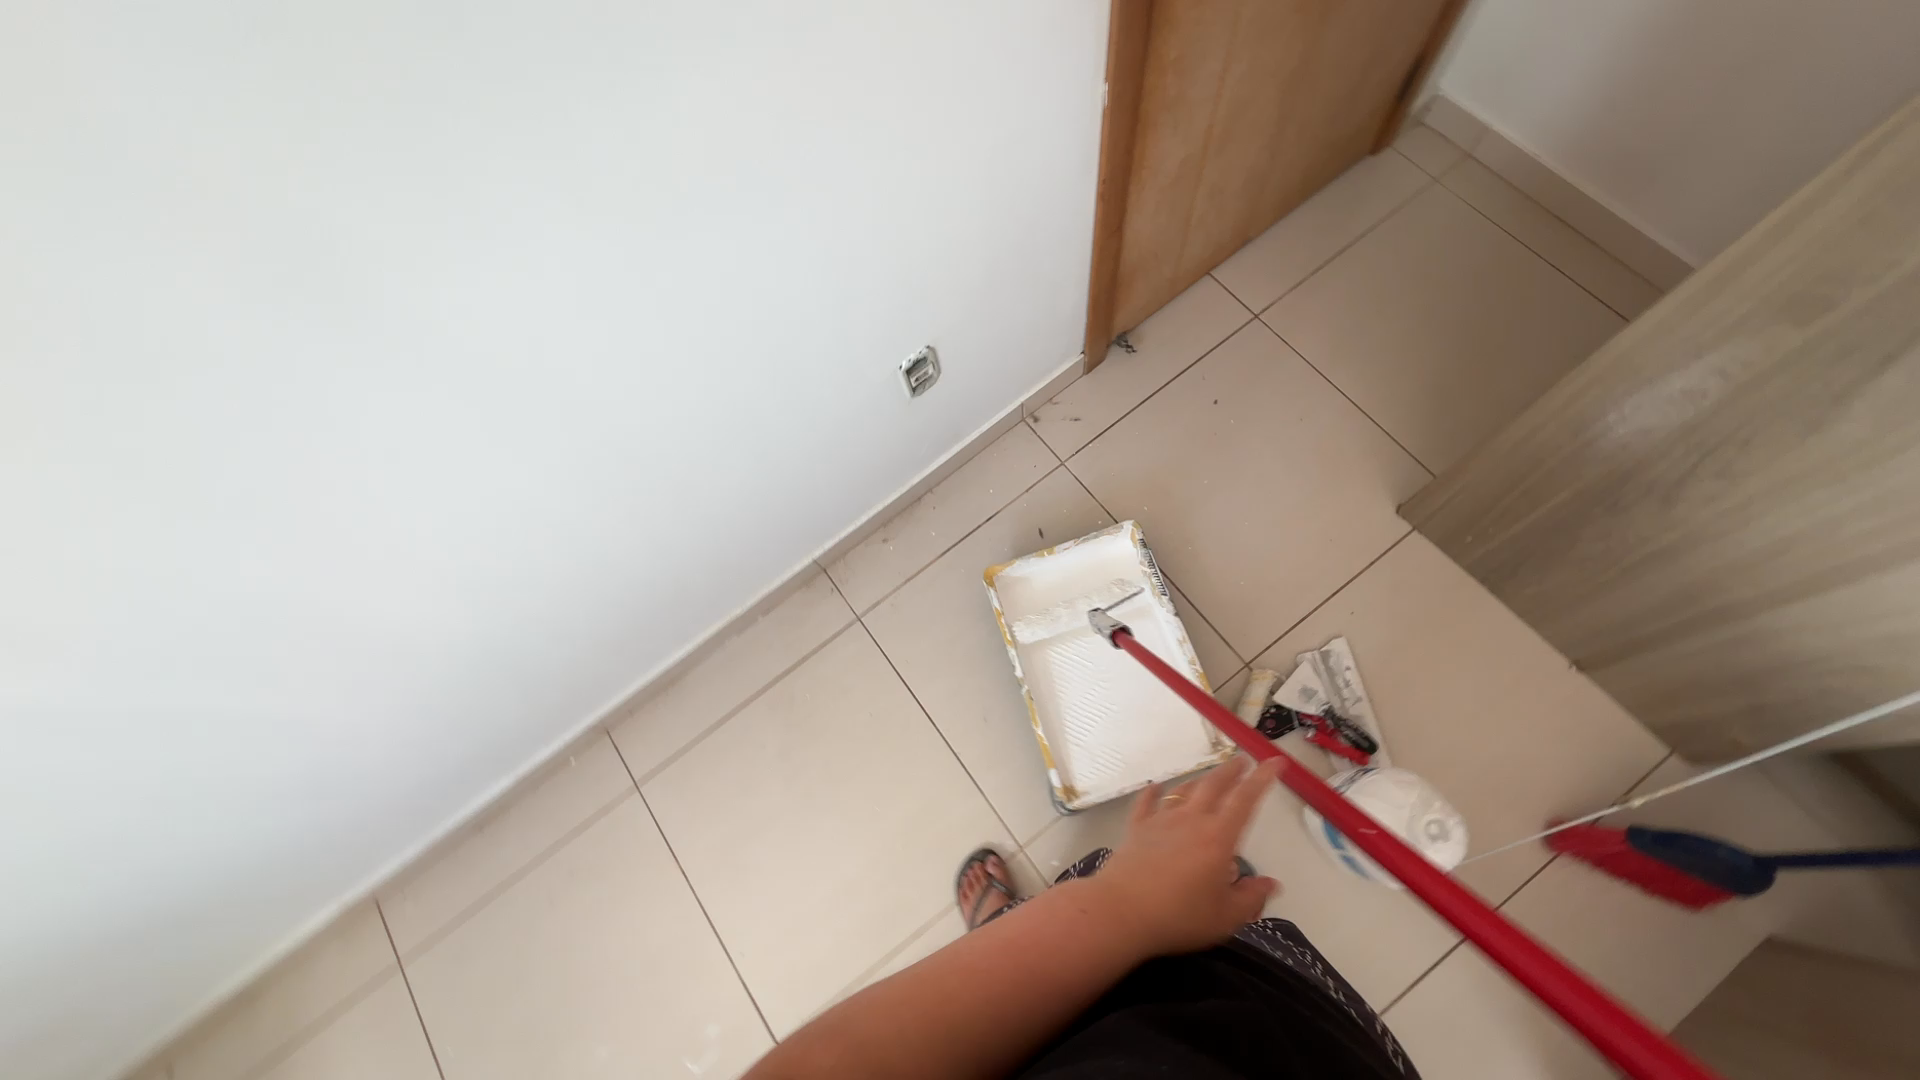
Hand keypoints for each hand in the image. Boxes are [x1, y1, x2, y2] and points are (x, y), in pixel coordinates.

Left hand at [1091, 757, 1280, 956]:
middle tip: (1243, 761)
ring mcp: (1161, 821)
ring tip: (1210, 778)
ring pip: (1184, 791)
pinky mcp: (1136, 828)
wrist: (1122, 910)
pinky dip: (1154, 792)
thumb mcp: (1226, 916)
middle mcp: (1190, 821)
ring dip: (1200, 781)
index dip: (1262, 779)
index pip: (1245, 800)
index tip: (1274, 761)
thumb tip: (1271, 883)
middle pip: (1213, 786)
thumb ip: (1251, 897)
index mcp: (1218, 838)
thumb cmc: (1179, 916)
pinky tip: (1156, 787)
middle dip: (1231, 771)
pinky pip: (1147, 803)